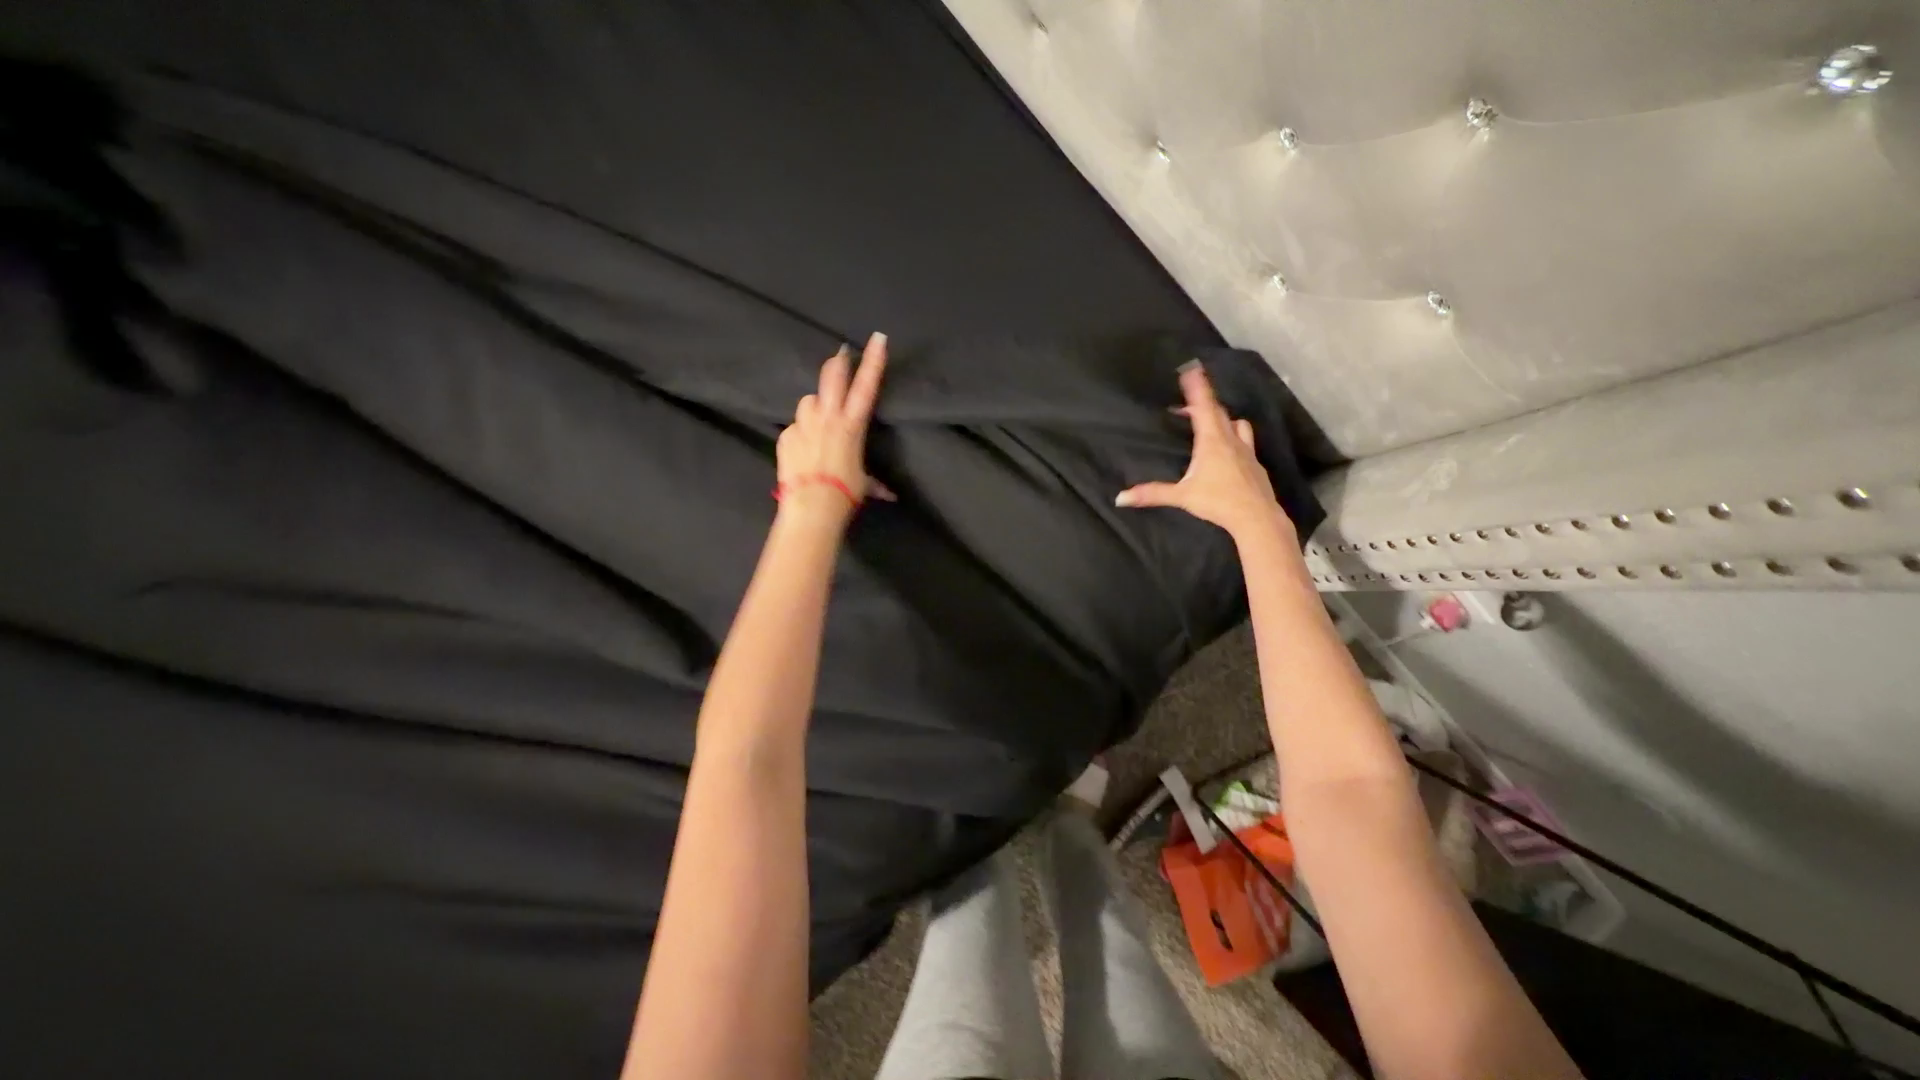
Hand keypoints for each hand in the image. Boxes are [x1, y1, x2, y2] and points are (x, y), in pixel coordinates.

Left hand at [776, 332, 893, 526]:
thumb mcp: (864, 485)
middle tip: (840, 354)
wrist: (811, 506)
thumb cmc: (844, 494)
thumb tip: (891, 495)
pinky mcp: (786, 435)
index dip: (873, 360)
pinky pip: (795, 427)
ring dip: (815, 405)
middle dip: (837, 362)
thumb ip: (875, 483)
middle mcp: (827, 417)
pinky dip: (800, 434)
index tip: (878, 338)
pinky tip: (802, 449)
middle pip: (832, 376)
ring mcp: (803, 424)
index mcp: (852, 425)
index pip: (866, 385)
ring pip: (809, 401)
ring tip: (817, 419)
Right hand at [1115, 362, 1293, 542]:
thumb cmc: (1219, 501)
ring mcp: (1246, 450)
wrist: (1257, 517)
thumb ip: (1152, 494)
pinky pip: (1244, 440)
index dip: (1196, 387)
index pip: (1202, 406)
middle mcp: (1230, 439)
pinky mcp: (1254, 463)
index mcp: (1212, 441)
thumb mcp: (1182, 497)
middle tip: (1188, 401)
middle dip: (1203, 402)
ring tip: (1211, 424)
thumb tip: (1120, 498)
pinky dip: (1234, 437)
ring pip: (1236, 424)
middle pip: (1218, 412)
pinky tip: (1228, 451)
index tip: (1191, 369)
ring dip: (1222, 418)